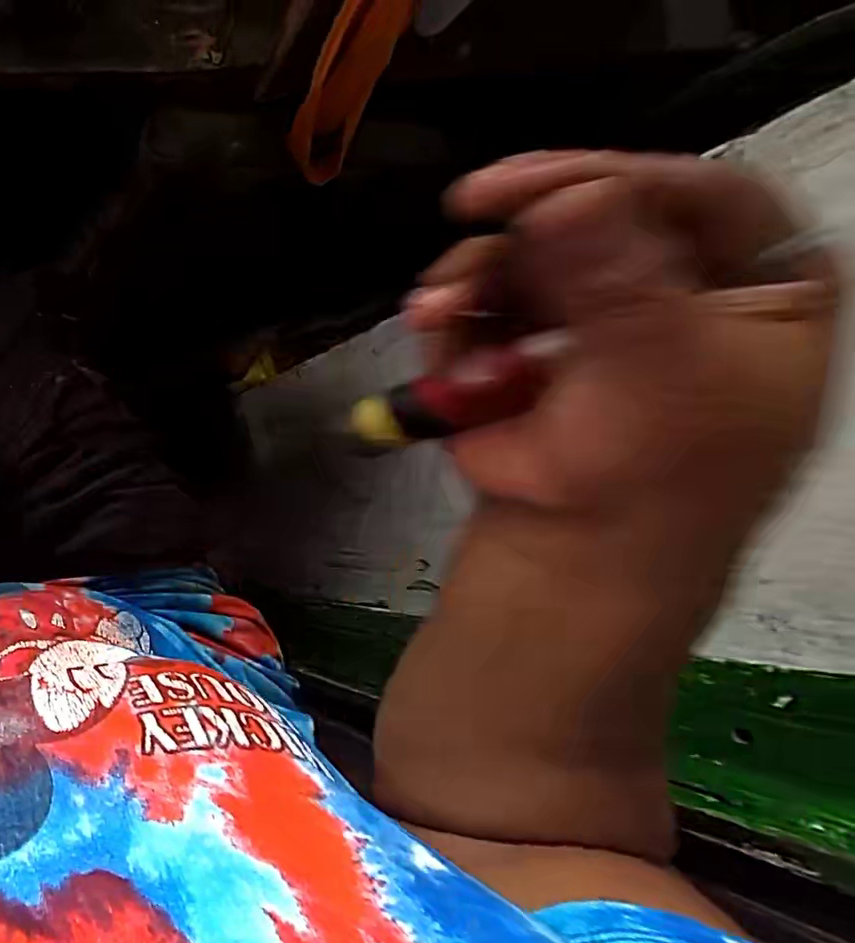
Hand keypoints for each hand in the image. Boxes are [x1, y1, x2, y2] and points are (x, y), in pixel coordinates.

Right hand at [407, 151, 841, 566]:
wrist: (580, 536)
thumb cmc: (659, 458)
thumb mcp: (658, 360)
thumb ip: (614, 277)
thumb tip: (561, 199)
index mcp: (739, 273)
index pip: (681, 194)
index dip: (599, 178)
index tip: (511, 186)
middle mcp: (654, 282)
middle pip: (583, 223)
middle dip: (517, 230)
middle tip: (463, 211)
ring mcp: (572, 318)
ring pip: (514, 266)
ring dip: (467, 282)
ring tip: (432, 314)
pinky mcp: (506, 352)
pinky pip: (470, 318)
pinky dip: (445, 325)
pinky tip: (432, 331)